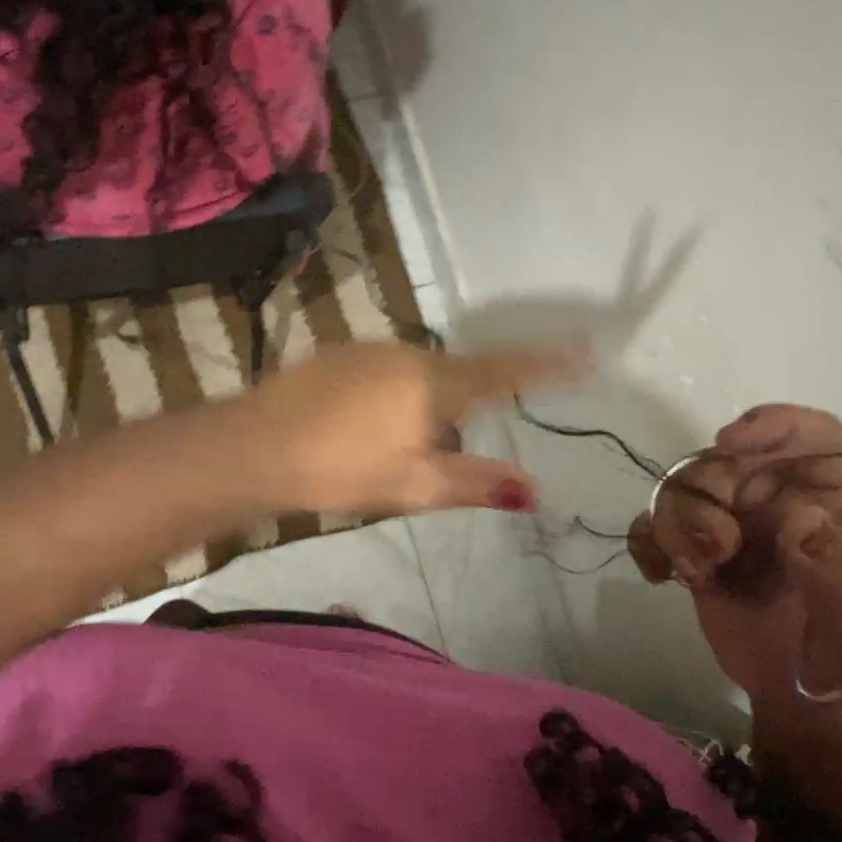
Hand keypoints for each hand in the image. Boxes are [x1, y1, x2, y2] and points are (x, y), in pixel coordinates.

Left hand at [243, 342, 587, 514]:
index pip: (505, 372)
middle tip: (440, 455)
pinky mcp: (335, 357)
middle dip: (464, 409)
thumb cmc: (340, 470)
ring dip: (422, 408)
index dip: (548, 364)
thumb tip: (535, 491)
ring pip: (416, 377)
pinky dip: (389, 400)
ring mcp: (367, 350)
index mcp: (433, 383)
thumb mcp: (414, 486)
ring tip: (387, 453)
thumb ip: (475, 484)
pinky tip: (359, 433)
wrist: (255, 447)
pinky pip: (383, 374)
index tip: (586, 351)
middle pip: (457, 377)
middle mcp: (406, 354)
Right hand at [626, 405, 841, 704]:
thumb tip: (801, 518)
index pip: (816, 436)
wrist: (804, 697)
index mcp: (837, 499)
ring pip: (682, 488)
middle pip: (726, 460)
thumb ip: (833, 568)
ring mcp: (734, 521)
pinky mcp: (696, 548)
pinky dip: (648, 544)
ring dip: (675, 528)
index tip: (729, 443)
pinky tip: (662, 577)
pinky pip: (654, 523)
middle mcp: (781, 498)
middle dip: (706, 499)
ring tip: (694, 575)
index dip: (775, 425)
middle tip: (716, 552)